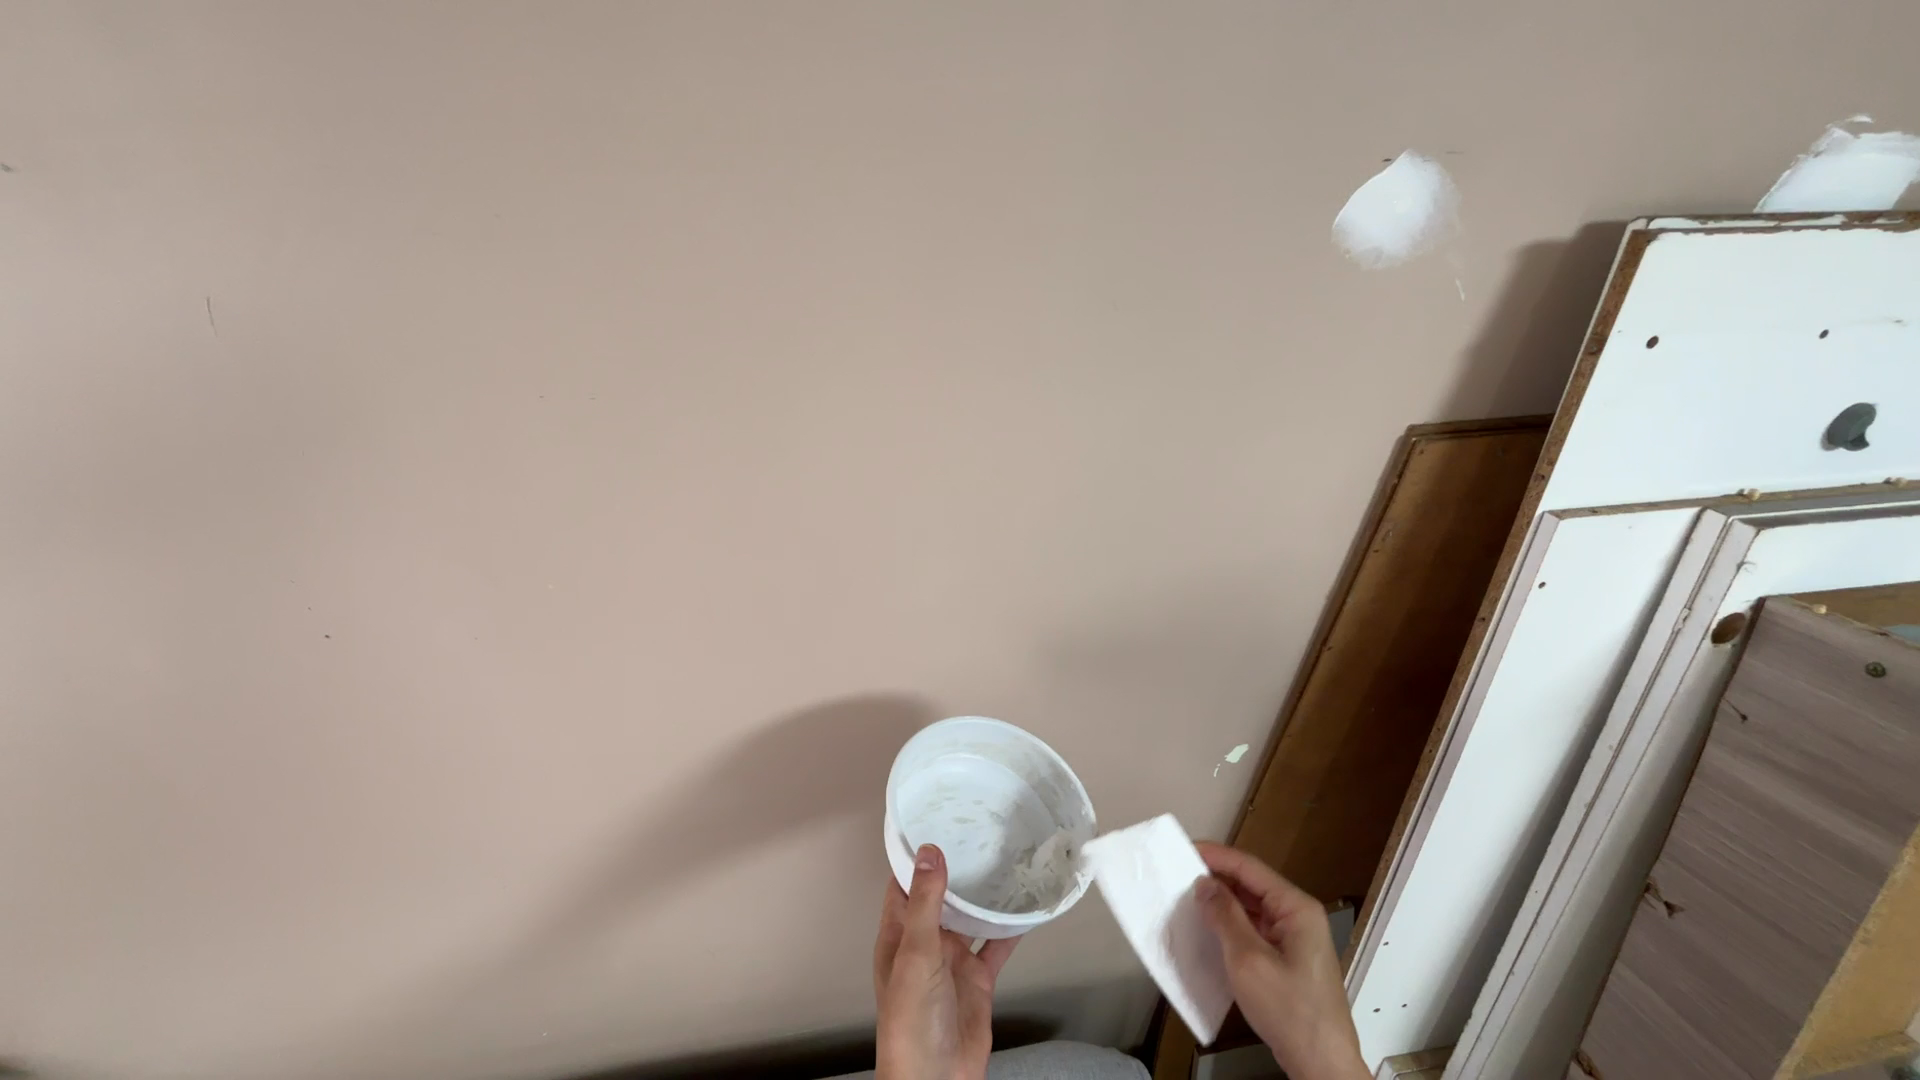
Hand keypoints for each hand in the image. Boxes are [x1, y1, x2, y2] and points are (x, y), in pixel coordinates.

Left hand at [873, 844, 1018, 1079]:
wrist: (936, 1078)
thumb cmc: (911, 1020)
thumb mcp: (915, 953)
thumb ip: (925, 903)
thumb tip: (929, 851)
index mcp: (898, 933)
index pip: (905, 883)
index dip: (917, 855)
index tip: (936, 821)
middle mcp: (925, 942)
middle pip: (941, 896)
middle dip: (957, 869)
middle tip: (980, 832)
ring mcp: (952, 960)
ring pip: (971, 918)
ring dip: (985, 896)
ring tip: (1005, 860)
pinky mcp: (977, 979)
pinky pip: (996, 946)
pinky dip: (1011, 928)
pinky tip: (1027, 908)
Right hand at [1194, 842, 1367, 1079]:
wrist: (1321, 1064)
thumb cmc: (1288, 1009)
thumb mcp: (1248, 959)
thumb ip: (1225, 916)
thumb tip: (1204, 884)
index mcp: (1296, 908)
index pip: (1250, 868)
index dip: (1216, 856)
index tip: (1183, 849)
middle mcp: (1298, 916)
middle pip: (1252, 885)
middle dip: (1216, 878)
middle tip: (1179, 875)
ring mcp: (1294, 939)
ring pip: (1252, 907)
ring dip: (1222, 902)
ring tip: (1187, 898)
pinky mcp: (1287, 959)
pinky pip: (1254, 929)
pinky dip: (1231, 925)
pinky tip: (1208, 929)